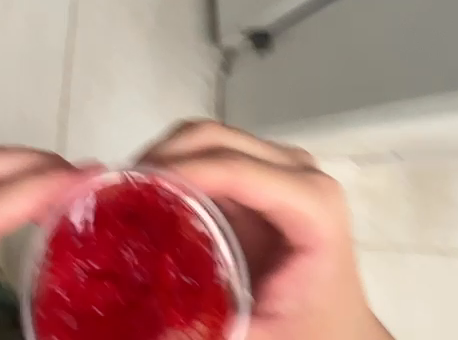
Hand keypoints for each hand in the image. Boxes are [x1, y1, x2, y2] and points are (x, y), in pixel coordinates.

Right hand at [139, 121, 390, 339]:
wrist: (339, 329)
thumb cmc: (314, 332)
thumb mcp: (265, 338)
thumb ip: (210, 327)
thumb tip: (153, 325)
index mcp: (312, 204)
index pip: (238, 169)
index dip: (184, 171)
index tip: (136, 189)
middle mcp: (296, 170)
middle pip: (216, 139)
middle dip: (163, 156)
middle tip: (119, 190)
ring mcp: (275, 164)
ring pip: (205, 137)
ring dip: (163, 157)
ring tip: (126, 192)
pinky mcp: (255, 170)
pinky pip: (205, 153)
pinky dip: (172, 165)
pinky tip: (147, 193)